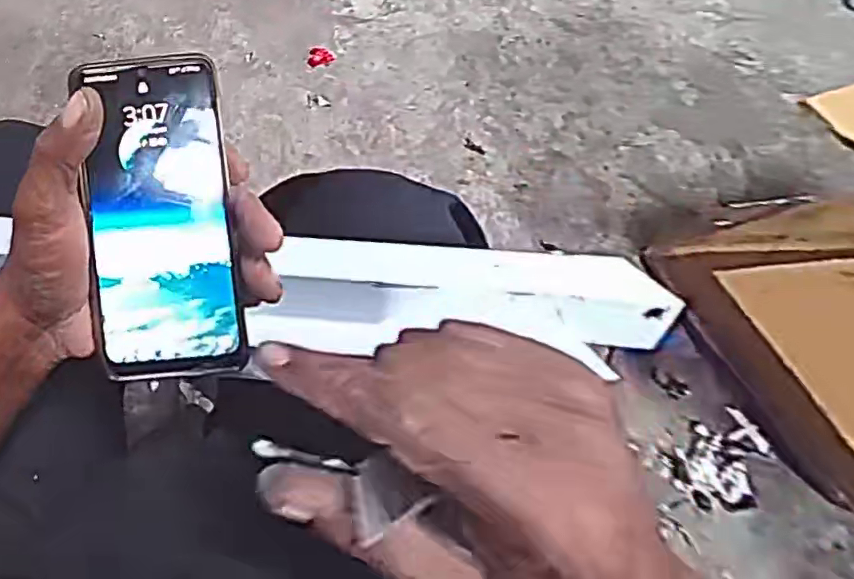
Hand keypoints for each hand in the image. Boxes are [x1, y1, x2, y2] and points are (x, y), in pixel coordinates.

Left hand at [0, 87, 286, 363]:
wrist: (39, 331)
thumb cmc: (36, 266)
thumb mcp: (42, 201)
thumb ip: (58, 151)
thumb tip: (83, 104)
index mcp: (116, 178)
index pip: (171, 149)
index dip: (207, 151)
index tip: (230, 163)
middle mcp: (142, 205)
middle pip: (207, 191)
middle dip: (242, 203)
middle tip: (256, 222)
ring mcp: (158, 241)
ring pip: (218, 231)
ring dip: (249, 242)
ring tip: (258, 264)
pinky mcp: (167, 278)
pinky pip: (214, 271)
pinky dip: (239, 277)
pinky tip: (249, 288)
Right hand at [254, 325, 693, 578]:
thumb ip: (361, 525)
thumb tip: (284, 485)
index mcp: (536, 500)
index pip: (403, 412)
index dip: (330, 381)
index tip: (282, 359)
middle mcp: (560, 437)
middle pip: (416, 368)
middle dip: (368, 386)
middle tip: (361, 421)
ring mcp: (570, 396)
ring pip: (436, 340)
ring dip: (404, 370)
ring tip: (419, 422)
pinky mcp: (572, 372)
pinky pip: (473, 329)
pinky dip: (443, 351)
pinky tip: (452, 392)